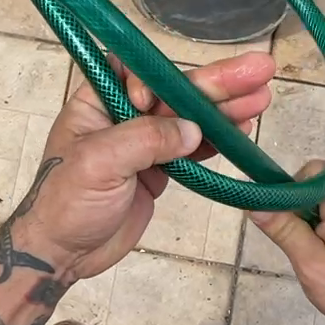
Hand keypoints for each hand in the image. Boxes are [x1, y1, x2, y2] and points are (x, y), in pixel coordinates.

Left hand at [0, 51, 275, 282]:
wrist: (63, 254)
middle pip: (172, 92)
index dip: (158, 78)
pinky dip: (216, 140)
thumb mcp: (99, 164)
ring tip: (262, 97)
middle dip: (214, 83)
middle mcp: (120, 117)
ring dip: (224, 109)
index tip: (159, 100)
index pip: (134, 72)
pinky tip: (243, 128)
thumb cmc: (66, 204)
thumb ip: (145, 140)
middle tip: (258, 70)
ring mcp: (141, 145)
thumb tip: (193, 129)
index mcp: (96, 104)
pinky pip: (191, 149)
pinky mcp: (156, 171)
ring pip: (187, 119)